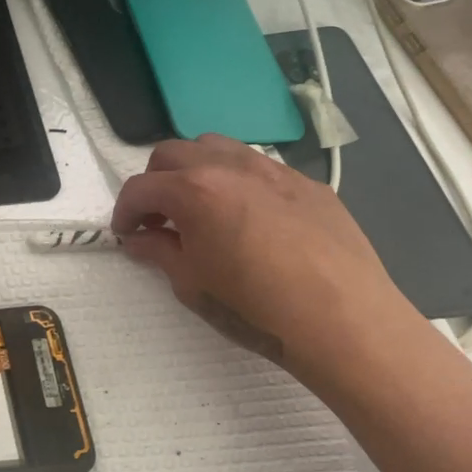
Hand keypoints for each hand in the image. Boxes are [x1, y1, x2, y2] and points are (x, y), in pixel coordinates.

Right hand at [111, 134, 414, 381]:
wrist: (346, 323)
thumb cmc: (256, 308)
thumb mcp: (192, 284)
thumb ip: (159, 252)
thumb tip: (140, 238)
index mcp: (193, 190)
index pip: (141, 188)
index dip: (124, 211)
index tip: (126, 233)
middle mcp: (229, 167)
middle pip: (173, 154)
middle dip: (156, 181)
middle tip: (159, 217)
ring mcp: (273, 170)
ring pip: (217, 148)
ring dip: (197, 170)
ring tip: (203, 208)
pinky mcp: (308, 185)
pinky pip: (260, 167)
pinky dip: (240, 182)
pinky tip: (252, 220)